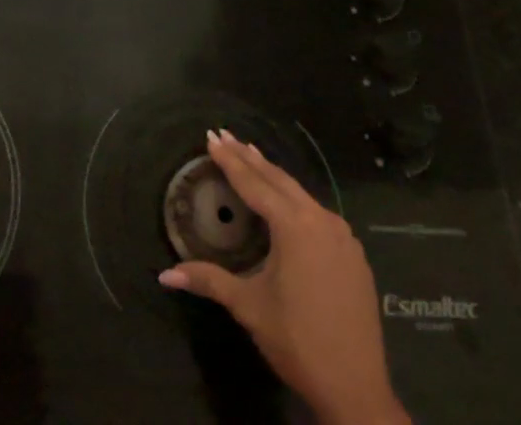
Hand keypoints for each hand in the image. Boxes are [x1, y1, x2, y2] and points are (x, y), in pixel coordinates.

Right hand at [159, 131, 408, 424]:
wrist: (355, 384)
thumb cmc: (297, 340)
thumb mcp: (248, 306)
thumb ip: (209, 281)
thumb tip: (165, 274)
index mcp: (296, 227)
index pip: (255, 185)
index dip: (230, 161)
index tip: (212, 137)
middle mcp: (322, 222)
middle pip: (280, 181)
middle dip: (250, 158)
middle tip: (225, 136)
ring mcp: (344, 238)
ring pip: (302, 195)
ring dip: (274, 177)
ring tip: (251, 159)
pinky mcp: (353, 255)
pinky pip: (318, 215)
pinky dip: (295, 200)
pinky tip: (286, 204)